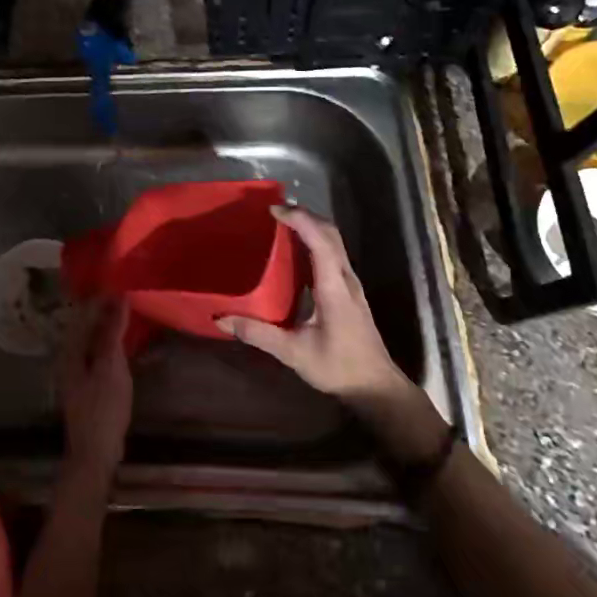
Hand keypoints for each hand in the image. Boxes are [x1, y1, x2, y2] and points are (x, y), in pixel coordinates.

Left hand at [57, 300, 132, 481]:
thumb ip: (112, 332)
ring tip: (129, 312)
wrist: (95, 451)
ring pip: (92, 338)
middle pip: (85, 325)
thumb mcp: (110, 366)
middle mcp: (69, 357)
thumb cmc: (103, 408)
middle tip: (128, 293)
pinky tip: (125, 342)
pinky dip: (110, 341)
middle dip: (104, 309)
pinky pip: (98, 352)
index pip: (83, 313)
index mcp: (70, 350)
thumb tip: (118, 299)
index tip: (120, 281)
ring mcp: (77, 371)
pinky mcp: (88, 383)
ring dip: (108, 325)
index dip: (100, 297)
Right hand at [216, 205, 412, 408]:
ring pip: (334, 242)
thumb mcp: (294, 353)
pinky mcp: (349, 291)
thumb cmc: (338, 368)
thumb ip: (258, 334)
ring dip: (310, 227)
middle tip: (273, 212)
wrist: (375, 386)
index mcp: (334, 288)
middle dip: (304, 216)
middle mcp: (346, 279)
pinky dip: (314, 242)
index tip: (273, 210)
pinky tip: (294, 251)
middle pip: (330, 234)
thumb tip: (221, 319)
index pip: (320, 242)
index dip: (300, 220)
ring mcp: (350, 284)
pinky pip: (332, 254)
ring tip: (280, 225)